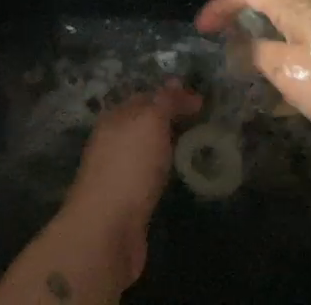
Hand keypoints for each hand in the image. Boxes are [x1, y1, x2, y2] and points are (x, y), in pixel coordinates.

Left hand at [57, 82, 202, 281]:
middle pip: (144, 123)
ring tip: (197, 147)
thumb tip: (176, 81)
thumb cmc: (129, 167)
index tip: (202, 101)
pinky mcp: (126, 200)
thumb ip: (164, 102)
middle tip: (204, 123)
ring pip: (146, 149)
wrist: (106, 229)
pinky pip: (148, 175)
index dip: (172, 95)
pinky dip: (164, 170)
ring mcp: (117, 171)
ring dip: (168, 146)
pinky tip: (177, 176)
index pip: (146, 96)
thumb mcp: (150, 123)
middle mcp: (113, 140)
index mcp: (115, 117)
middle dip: (170, 119)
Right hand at [195, 0, 310, 154]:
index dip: (221, 5)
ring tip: (260, 53)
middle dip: (250, 4)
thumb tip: (236, 43)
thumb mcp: (287, 73)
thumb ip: (257, 55)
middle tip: (232, 27)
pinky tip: (298, 74)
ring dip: (273, 25)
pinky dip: (294, 42)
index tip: (201, 27)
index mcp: (297, 6)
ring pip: (298, 12)